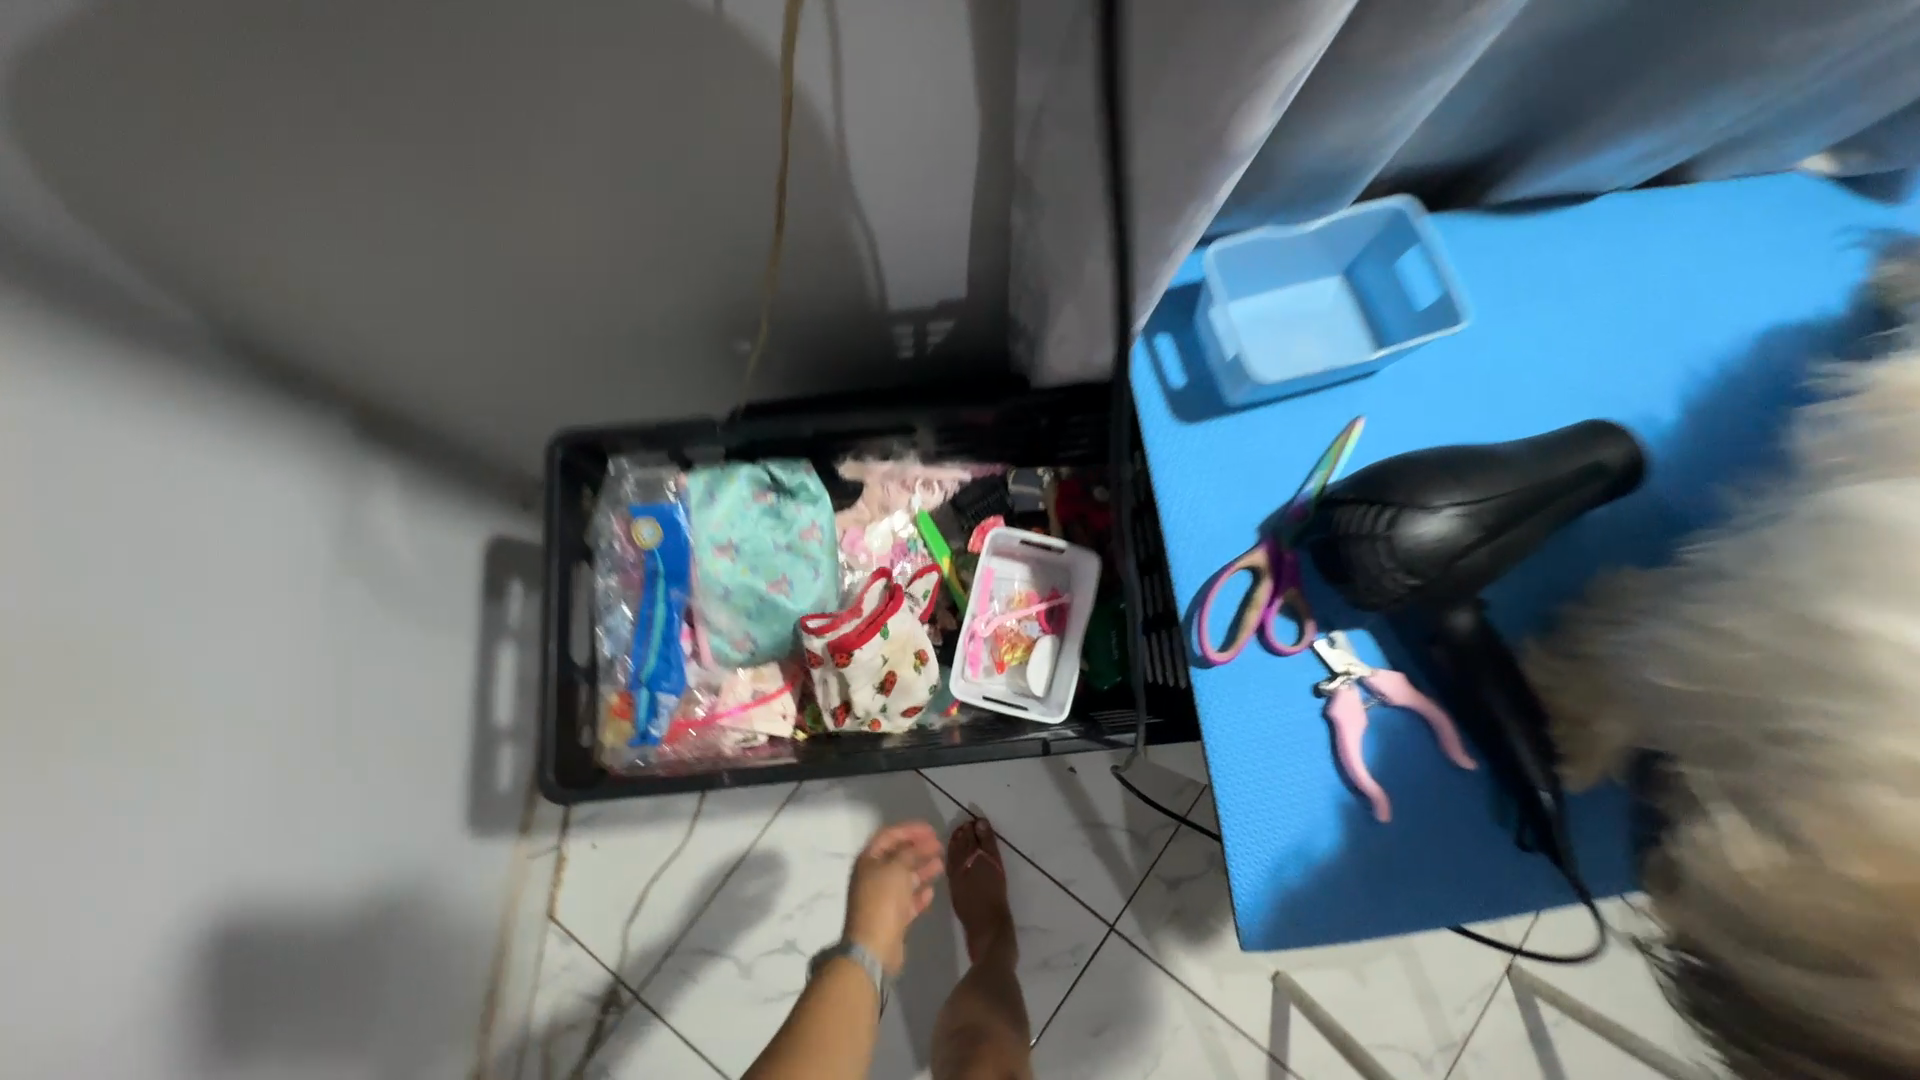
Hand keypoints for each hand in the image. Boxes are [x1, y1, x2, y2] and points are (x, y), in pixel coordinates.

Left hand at [843, 821, 944, 974]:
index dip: (909, 829)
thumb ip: (909, 853)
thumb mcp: (897, 868)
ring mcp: (882, 898)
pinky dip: (919, 894)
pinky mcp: (891, 918)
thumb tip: (917, 846)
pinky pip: (907, 901)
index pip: (889, 836)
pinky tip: (932, 891)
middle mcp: (873, 876)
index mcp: (868, 860)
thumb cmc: (883, 900)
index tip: (931, 829)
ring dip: (922, 870)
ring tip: (941, 864)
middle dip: (918, 849)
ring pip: (904, 878)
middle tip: (939, 845)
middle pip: (897, 856)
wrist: (874, 947)